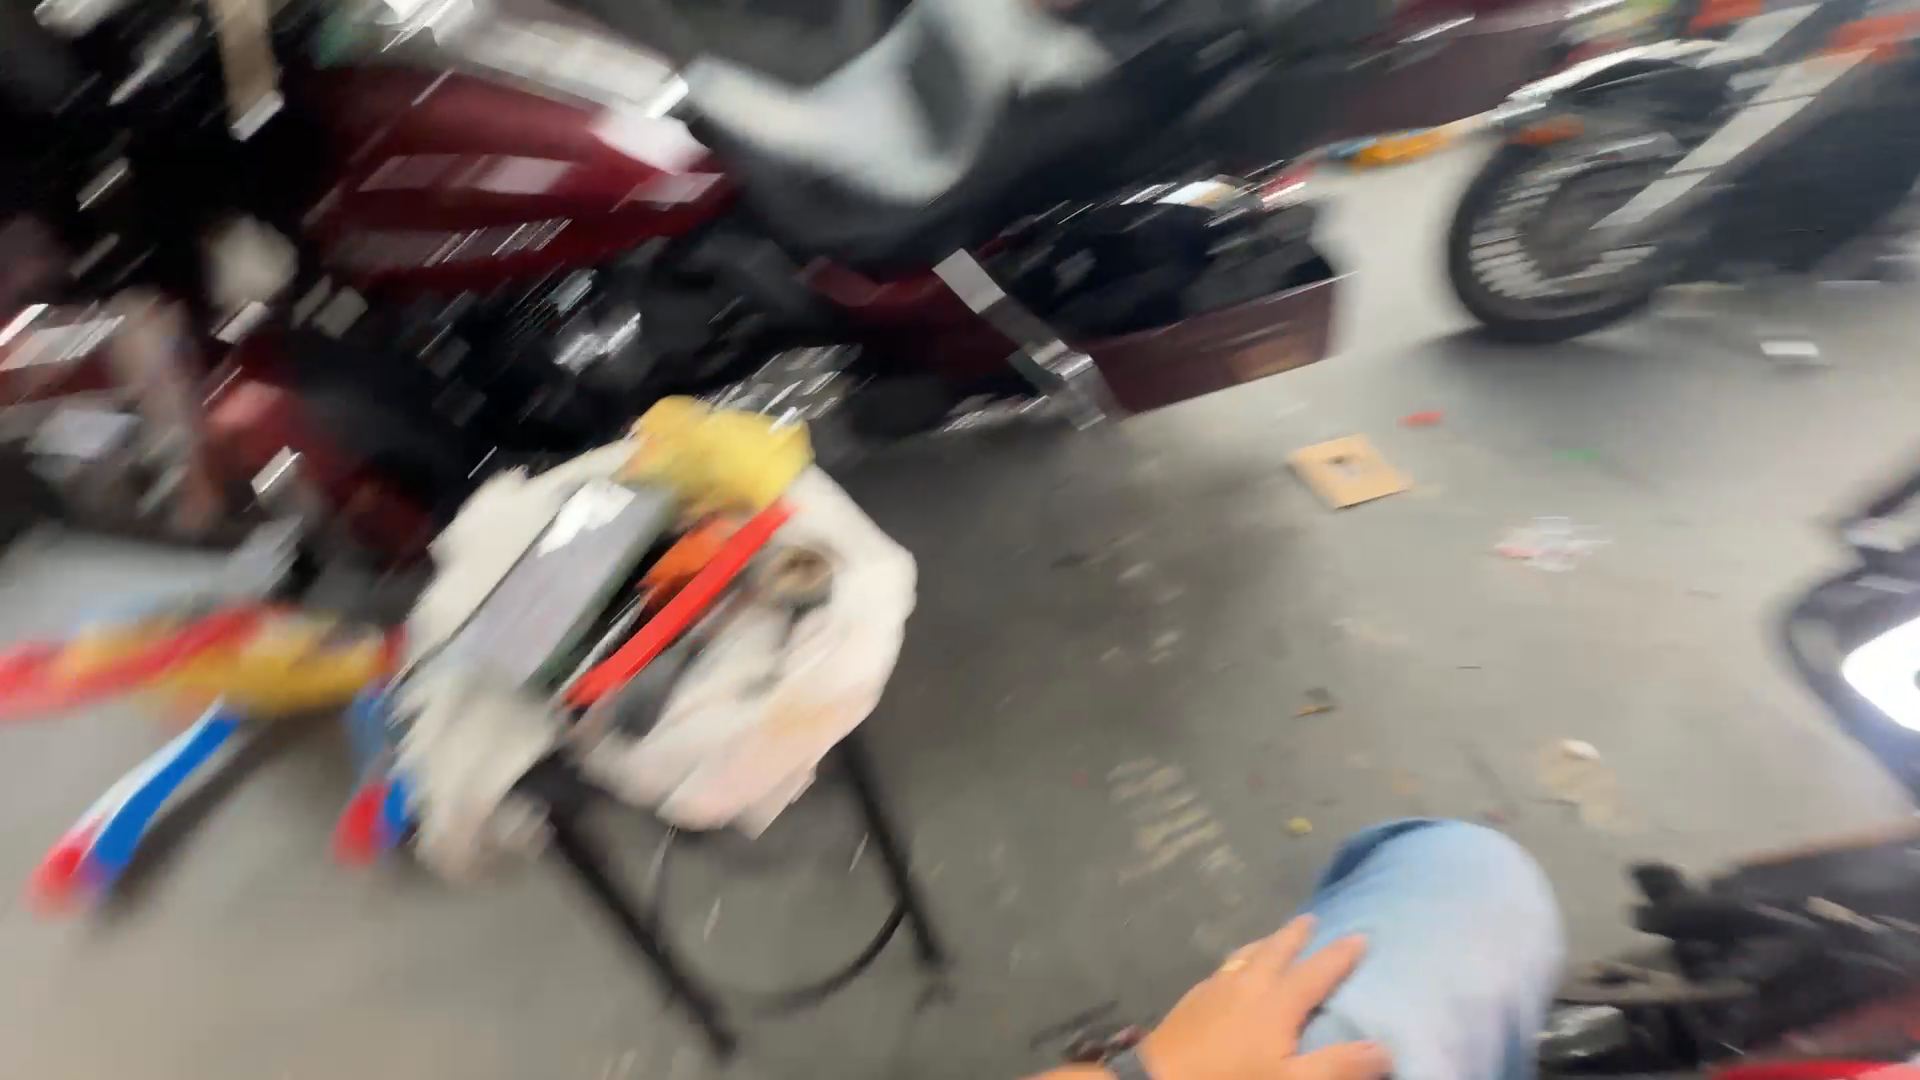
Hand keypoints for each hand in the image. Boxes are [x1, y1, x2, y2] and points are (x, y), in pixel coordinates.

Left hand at [1135, 915, 1389, 1079]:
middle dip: (1296, 934)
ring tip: (1278, 937)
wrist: (1165, 1077)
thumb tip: (1384, 1045)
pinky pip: (1227, 964)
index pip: (1315, 972)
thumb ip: (1339, 1066)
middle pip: (1276, 949)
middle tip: (1312, 919)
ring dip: (1267, 942)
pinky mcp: (1196, 995)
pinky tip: (1238, 968)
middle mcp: (1247, 982)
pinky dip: (1243, 957)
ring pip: (1247, 953)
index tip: (1360, 935)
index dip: (1339, 955)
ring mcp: (1217, 985)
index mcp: (1275, 1001)